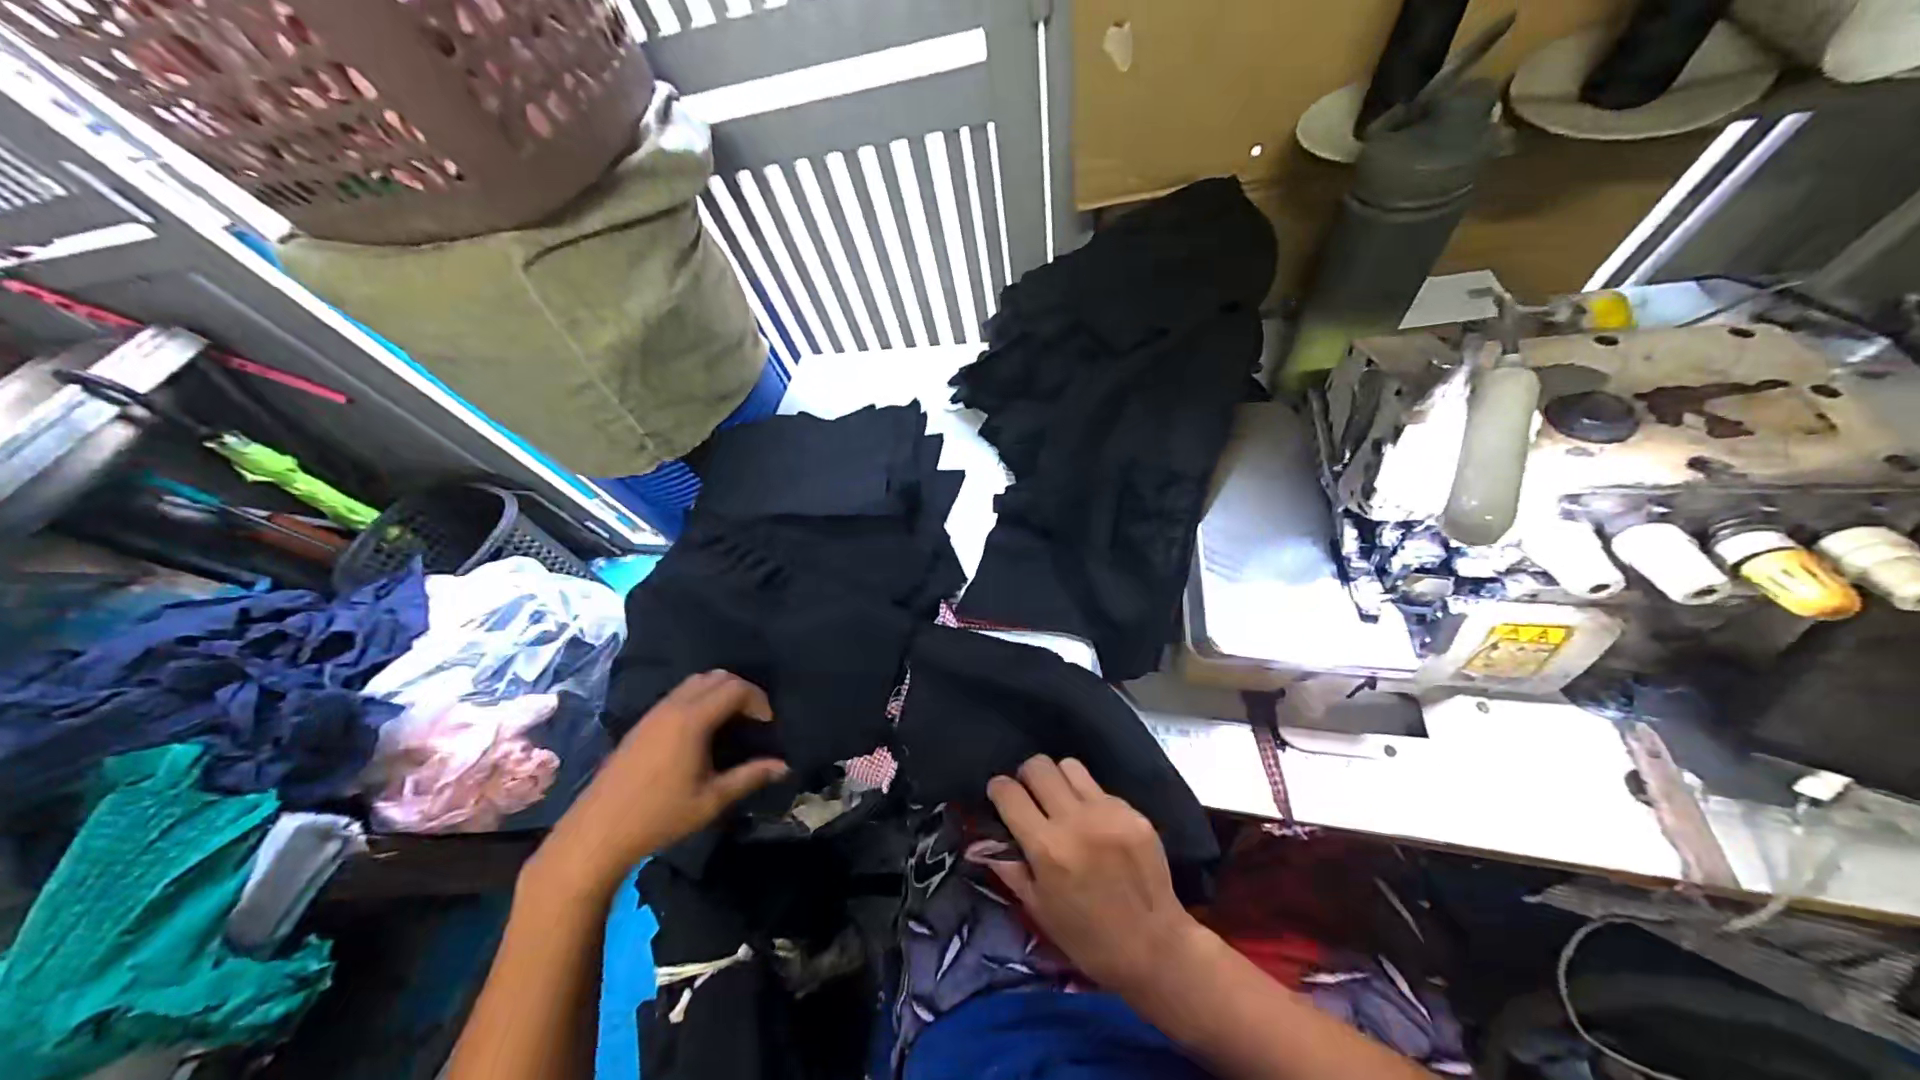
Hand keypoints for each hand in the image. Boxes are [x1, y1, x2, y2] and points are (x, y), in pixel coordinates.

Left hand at [531, 671, 787, 898]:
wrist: (598, 831)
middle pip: (717, 676)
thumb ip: (750, 777)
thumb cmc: (659, 816)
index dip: (758, 700)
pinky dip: (700, 699)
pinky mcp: (642, 723)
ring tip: (732, 723)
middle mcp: (673, 707)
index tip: (767, 726)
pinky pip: (679, 694)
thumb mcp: (712, 800)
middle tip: (753, 720)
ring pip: (695, 682)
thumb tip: (784, 766)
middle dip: (742, 691)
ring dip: (719, 692)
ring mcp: (654, 712)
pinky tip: (703, 732)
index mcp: (691, 720)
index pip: (735, 688)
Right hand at [985, 755, 1206, 992]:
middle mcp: (1076, 821)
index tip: (1000, 797)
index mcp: (1047, 848)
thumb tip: (981, 842)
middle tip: (1031, 797)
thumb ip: (1009, 868)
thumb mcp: (1038, 909)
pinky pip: (1100, 788)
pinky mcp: (1134, 813)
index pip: (1009, 792)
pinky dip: (1089, 799)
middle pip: (1038, 766)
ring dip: (1059, 780)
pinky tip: (1096, 825)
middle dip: (1027, 777)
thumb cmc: (1088, 939)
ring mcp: (1108, 813)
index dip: (998, 790)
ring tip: (1063, 803)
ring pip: (1070, 766)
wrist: (1154, 948)